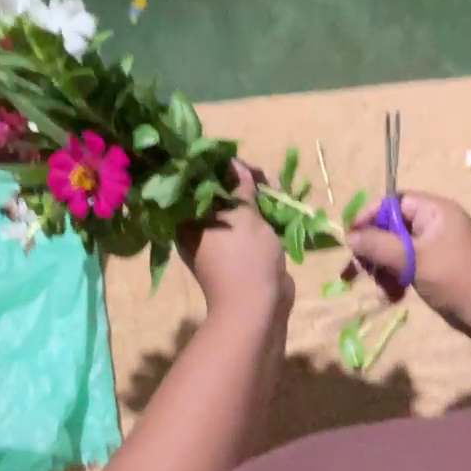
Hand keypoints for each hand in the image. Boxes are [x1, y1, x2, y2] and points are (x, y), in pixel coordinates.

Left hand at [179, 160, 292, 320]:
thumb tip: (234, 163)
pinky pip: (249, 225)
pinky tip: (281, 209)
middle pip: (222, 193)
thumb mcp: (244, 216)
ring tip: (280, 193)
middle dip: (248, 183)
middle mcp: (199, 227)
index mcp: (189, 218)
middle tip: (270, 181)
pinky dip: (264, 216)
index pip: (202, 180)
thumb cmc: (245, 259)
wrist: (257, 307)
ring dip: (260, 198)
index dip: (226, 168)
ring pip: (239, 209)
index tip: (251, 168)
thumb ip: (240, 186)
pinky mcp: (239, 251)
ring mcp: (220, 240)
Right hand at [348, 192, 470, 326]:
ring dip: (384, 267)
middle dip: (375, 249)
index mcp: (436, 211)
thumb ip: (378, 245)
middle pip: (393, 226)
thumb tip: (350, 236)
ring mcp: (437, 244)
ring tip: (381, 289)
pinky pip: (408, 263)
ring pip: (398, 248)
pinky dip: (398, 277)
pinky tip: (393, 296)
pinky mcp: (436, 264)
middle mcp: (437, 222)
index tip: (351, 237)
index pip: (395, 202)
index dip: (370, 216)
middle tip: (356, 269)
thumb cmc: (452, 280)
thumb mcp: (412, 260)